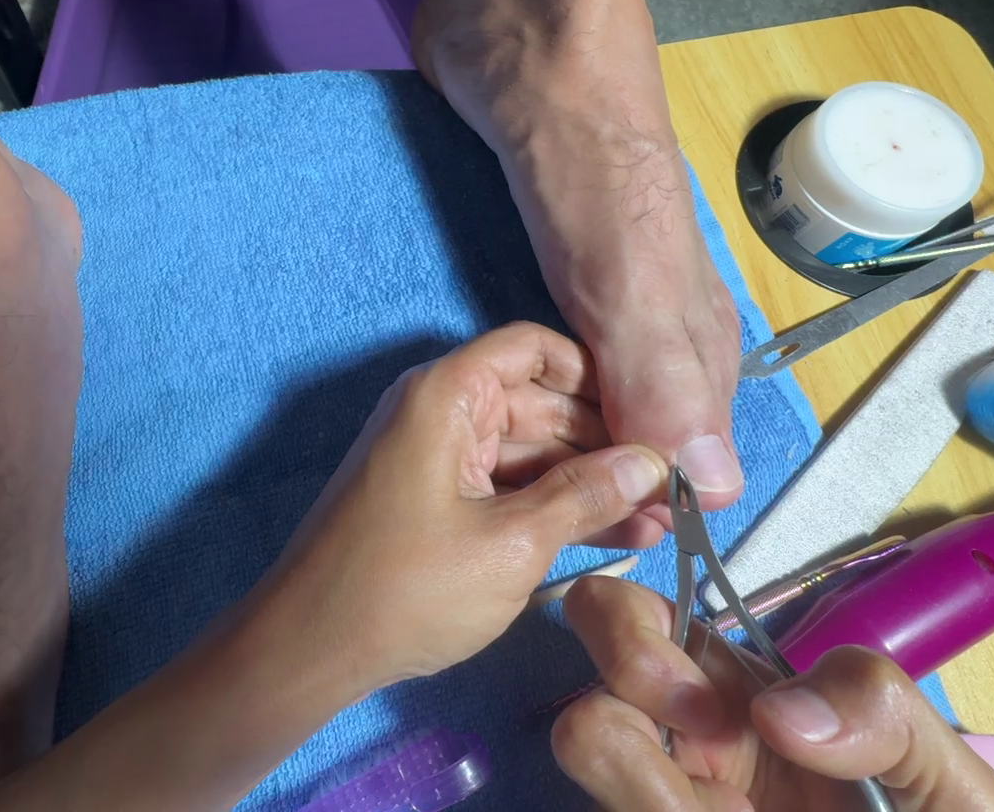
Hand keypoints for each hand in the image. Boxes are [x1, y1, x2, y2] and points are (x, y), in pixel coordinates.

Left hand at [252, 322, 672, 694]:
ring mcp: (440, 453)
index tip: (654, 414)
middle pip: (539, 403)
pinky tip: (617, 535)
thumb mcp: (511, 542)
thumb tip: (653, 463)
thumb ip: (585, 496)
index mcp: (447, 394)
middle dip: (606, 443)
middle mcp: (442, 409)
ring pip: (529, 449)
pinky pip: (507, 483)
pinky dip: (553, 504)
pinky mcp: (440, 495)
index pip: (533, 349)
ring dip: (588, 482)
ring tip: (666, 522)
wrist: (313, 644)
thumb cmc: (409, 585)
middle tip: (680, 488)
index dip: (595, 375)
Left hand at [414, 0, 743, 547]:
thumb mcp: (624, 267)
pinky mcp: (528, 241)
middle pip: (632, 412)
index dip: (648, 496)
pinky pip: (533, 330)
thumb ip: (660, 370)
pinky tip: (490, 399)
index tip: (601, 548)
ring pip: (581, 374)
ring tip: (506, 480)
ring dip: (552, 426)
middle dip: (591, 468)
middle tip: (534, 524)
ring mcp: (582, 272)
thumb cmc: (583, 145)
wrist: (525, 29)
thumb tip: (708, 487)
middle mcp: (641, 305)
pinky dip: (519, 373)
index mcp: (682, 318)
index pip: (688, 437)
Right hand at [552, 577, 993, 810]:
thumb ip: (880, 708)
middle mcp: (669, 740)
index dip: (627, 636)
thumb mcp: (945, 783)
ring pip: (587, 769)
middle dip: (625, 742)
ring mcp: (654, 800)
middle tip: (723, 800)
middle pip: (574, 706)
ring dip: (654, 804)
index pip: (614, 611)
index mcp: (719, 688)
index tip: (705, 712)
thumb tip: (775, 714)